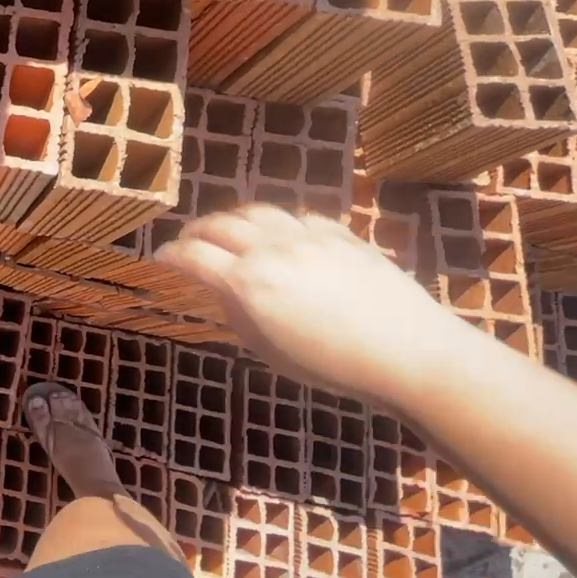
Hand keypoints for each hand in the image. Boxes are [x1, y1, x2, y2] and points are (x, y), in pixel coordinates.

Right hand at [156, 204, 468, 409]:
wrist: (416, 356)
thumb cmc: (334, 366)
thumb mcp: (268, 349)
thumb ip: (237, 311)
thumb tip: (223, 288)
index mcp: (247, 282)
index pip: (192, 256)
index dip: (169, 254)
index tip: (160, 257)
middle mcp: (271, 249)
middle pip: (218, 225)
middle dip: (195, 232)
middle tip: (187, 242)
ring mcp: (308, 237)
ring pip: (256, 211)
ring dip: (233, 219)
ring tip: (228, 231)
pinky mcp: (342, 235)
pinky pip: (299, 217)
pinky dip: (279, 223)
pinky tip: (281, 236)